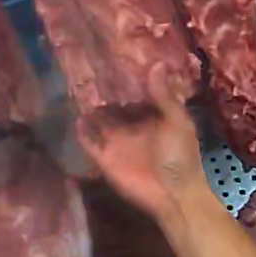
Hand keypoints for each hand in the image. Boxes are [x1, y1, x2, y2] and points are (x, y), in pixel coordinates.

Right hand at [78, 66, 215, 227]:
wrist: (174, 194)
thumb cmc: (180, 156)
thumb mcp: (177, 122)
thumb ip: (163, 96)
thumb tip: (156, 63)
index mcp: (150, 118)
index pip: (134, 96)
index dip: (124, 82)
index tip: (111, 62)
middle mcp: (129, 127)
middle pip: (111, 107)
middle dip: (101, 93)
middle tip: (87, 72)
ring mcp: (114, 142)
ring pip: (97, 121)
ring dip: (88, 109)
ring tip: (75, 90)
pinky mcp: (102, 157)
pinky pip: (87, 141)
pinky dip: (81, 130)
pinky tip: (75, 116)